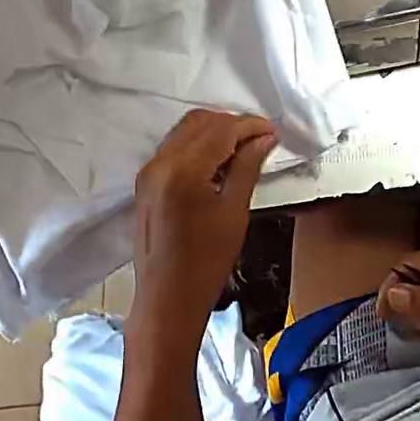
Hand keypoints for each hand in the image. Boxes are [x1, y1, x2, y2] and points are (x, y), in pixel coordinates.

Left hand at [131, 110, 277, 346]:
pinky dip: (197, 146)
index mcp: (182, 170)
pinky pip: (173, 148)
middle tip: (261, 139)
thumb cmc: (206, 262)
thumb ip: (247, 168)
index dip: (250, 125)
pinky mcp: (145, 182)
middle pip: (199, 122)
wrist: (167, 298)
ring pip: (184, 132)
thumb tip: (264, 139)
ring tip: (243, 149)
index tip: (273, 132)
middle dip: (232, 124)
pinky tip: (218, 162)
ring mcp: (148, 171)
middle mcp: (159, 163)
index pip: (220, 130)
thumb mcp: (234, 212)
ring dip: (214, 132)